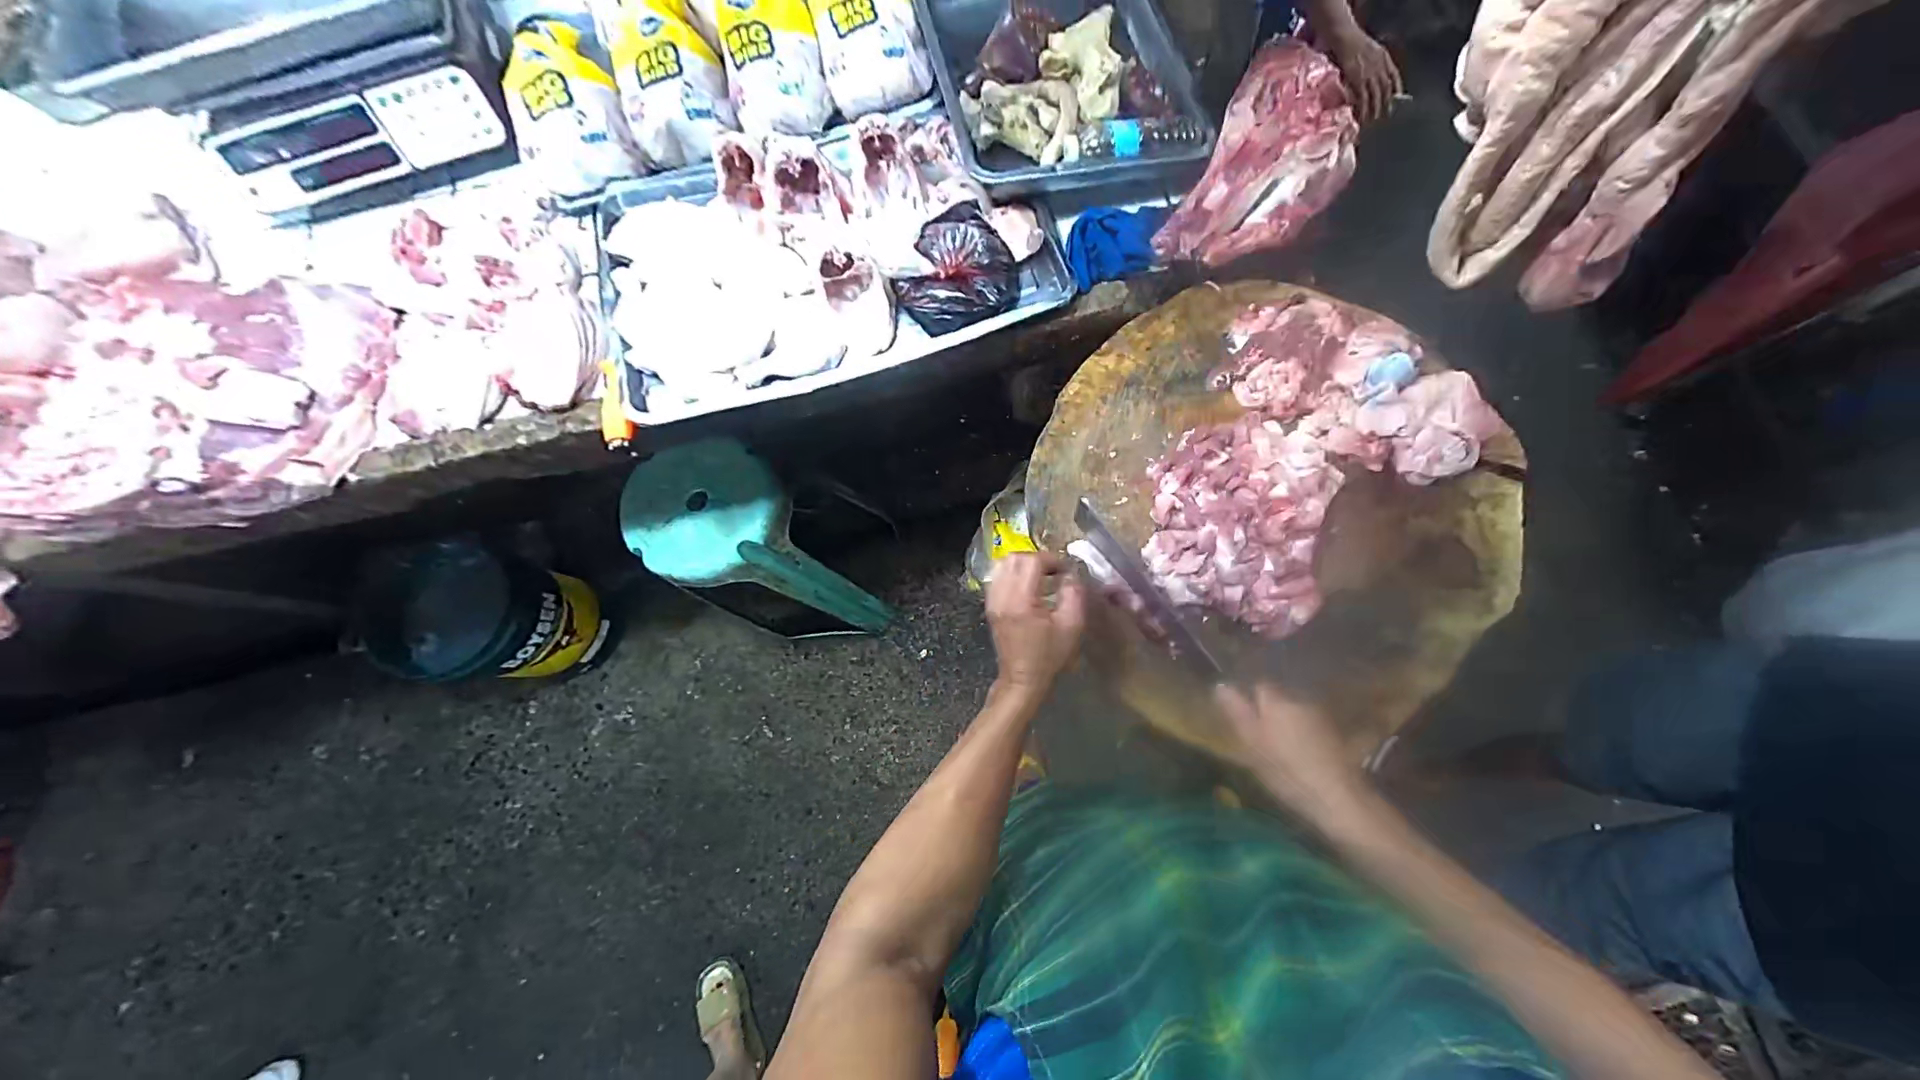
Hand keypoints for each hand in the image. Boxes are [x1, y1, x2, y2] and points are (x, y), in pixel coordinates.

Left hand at [986, 553, 1085, 693]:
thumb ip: (1074, 594)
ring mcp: (992, 601)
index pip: (1032, 561)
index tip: (1065, 571)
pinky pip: (997, 577)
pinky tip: (1026, 586)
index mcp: (1022, 601)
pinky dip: (1012, 574)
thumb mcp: (1071, 626)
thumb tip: (1070, 574)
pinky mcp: (990, 606)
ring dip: (1023, 564)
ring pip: (1002, 565)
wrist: (1022, 679)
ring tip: (1040, 576)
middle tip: (1053, 571)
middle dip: (1036, 559)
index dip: (1051, 560)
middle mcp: (1002, 596)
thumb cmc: (1049, 656)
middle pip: (1014, 558)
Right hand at [1214, 683, 1369, 825]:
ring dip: (1287, 720)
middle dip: (1269, 708)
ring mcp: (1321, 716)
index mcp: (1277, 702)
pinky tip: (1300, 753)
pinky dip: (1302, 732)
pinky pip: (1310, 723)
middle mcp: (1300, 701)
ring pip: (1295, 710)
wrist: (1338, 797)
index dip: (1250, 699)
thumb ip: (1238, 713)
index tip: (1244, 717)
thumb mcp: (1254, 745)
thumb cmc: (1287, 771)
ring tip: (1279, 745)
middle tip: (1259, 733)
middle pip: (1279, 696)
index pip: (1260, 685)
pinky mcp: (1335, 733)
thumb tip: (1221, 686)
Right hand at [1326, 28, 1402, 124]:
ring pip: (1375, 96)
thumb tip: (1369, 77)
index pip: (1394, 76)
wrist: (1346, 38)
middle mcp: (1380, 68)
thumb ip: (1372, 63)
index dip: (1397, 89)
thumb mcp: (1368, 51)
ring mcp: (1370, 75)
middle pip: (1385, 89)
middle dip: (1386, 104)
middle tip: (1385, 117)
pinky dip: (1363, 109)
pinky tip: (1361, 117)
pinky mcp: (1359, 81)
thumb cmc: (1353, 44)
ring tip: (1372, 121)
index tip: (1398, 99)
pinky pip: (1363, 98)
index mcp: (1384, 59)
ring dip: (1374, 110)